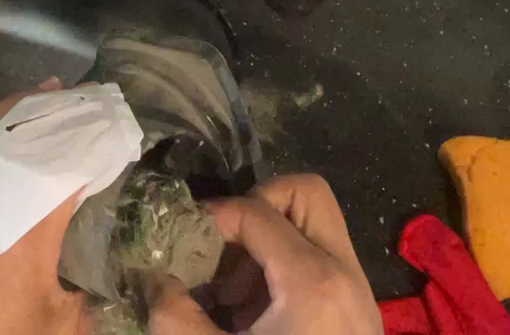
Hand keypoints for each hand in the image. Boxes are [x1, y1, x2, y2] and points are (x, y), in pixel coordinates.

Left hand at [0, 80, 89, 334]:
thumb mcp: (58, 325)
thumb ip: (88, 295)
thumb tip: (109, 279)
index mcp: (25, 220)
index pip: (62, 161)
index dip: (86, 134)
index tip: (107, 115)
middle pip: (21, 133)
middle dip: (51, 108)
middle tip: (78, 93)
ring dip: (18, 111)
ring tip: (45, 95)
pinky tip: (5, 129)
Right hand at [149, 174, 379, 334]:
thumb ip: (176, 316)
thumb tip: (151, 278)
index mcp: (314, 282)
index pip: (256, 210)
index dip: (211, 216)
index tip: (181, 243)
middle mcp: (345, 275)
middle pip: (304, 193)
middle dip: (255, 206)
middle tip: (222, 247)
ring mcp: (358, 296)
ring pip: (316, 223)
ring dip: (270, 237)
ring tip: (234, 290)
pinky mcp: (358, 317)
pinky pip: (321, 259)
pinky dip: (285, 266)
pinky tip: (256, 316)